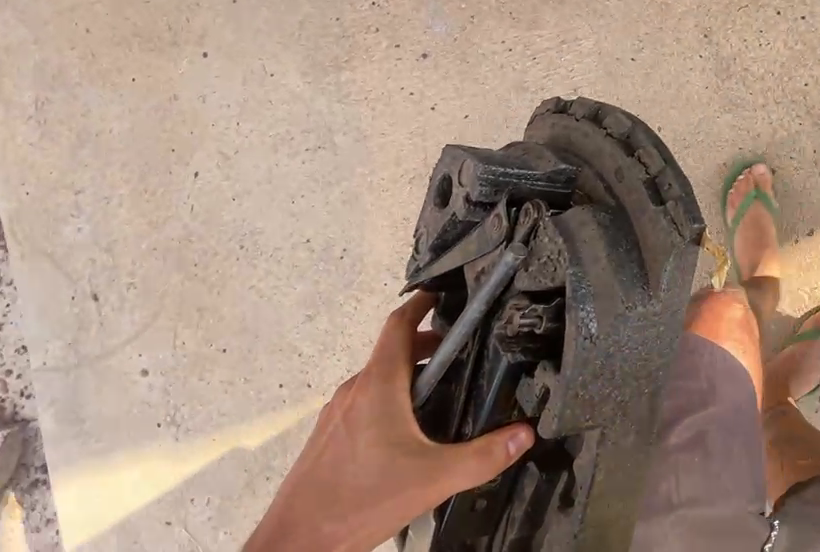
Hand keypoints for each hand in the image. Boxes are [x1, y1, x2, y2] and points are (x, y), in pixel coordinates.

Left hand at [246, 293, 535, 551]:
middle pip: (393, 351)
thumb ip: (483, 456)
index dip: (423, 302)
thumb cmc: (359, 502)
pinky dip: (389, 401)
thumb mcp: (434, 479)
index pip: (400, 323)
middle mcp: (355, 390)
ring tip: (439, 398)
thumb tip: (524, 435)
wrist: (294, 545)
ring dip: (407, 376)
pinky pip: (364, 404)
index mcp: (379, 384)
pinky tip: (406, 436)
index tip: (443, 293)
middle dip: (426, 346)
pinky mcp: (327, 438)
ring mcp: (337, 414)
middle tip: (459, 356)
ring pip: (377, 379)